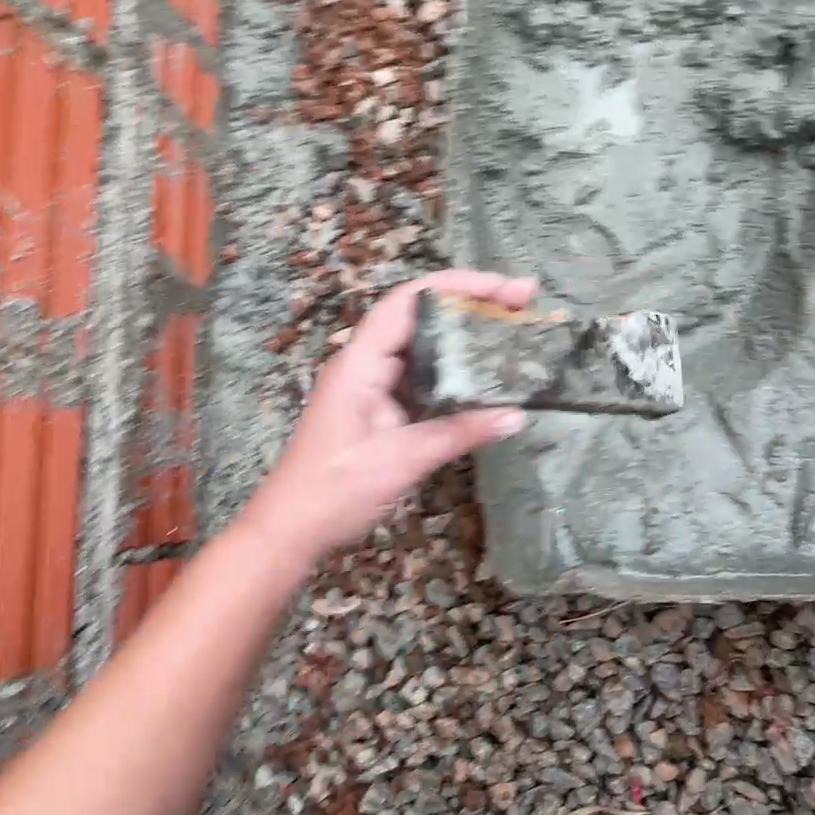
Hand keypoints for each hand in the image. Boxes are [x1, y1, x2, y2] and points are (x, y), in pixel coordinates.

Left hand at [239, 270, 535, 560]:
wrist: (291, 529)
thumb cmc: (335, 491)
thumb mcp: (402, 460)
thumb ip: (459, 433)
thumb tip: (516, 415)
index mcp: (360, 362)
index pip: (410, 300)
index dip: (459, 286)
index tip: (506, 289)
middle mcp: (366, 364)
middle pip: (422, 317)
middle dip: (471, 305)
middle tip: (523, 303)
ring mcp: (372, 387)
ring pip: (424, 349)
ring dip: (466, 339)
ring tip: (514, 334)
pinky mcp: (380, 410)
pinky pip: (422, 380)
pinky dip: (455, 375)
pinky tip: (486, 379)